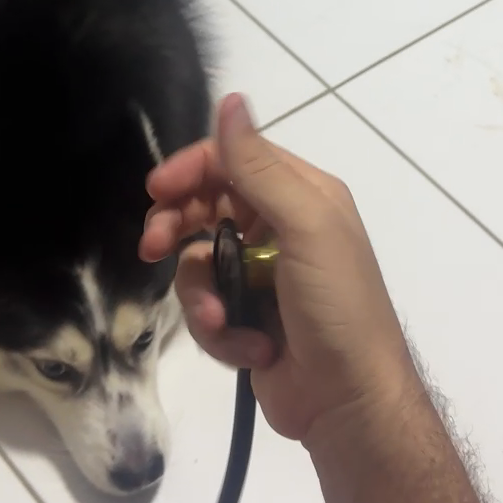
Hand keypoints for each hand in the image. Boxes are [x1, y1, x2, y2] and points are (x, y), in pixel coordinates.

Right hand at [140, 94, 420, 445]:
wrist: (350, 402)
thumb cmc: (335, 304)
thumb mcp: (303, 226)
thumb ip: (259, 167)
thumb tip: (229, 99)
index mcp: (302, 194)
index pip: (234, 160)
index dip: (191, 170)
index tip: (156, 191)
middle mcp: (281, 226)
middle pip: (207, 207)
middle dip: (178, 228)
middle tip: (152, 247)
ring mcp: (263, 274)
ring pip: (199, 264)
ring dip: (203, 296)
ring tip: (224, 321)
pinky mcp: (248, 317)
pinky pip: (209, 308)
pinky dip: (222, 331)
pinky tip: (249, 349)